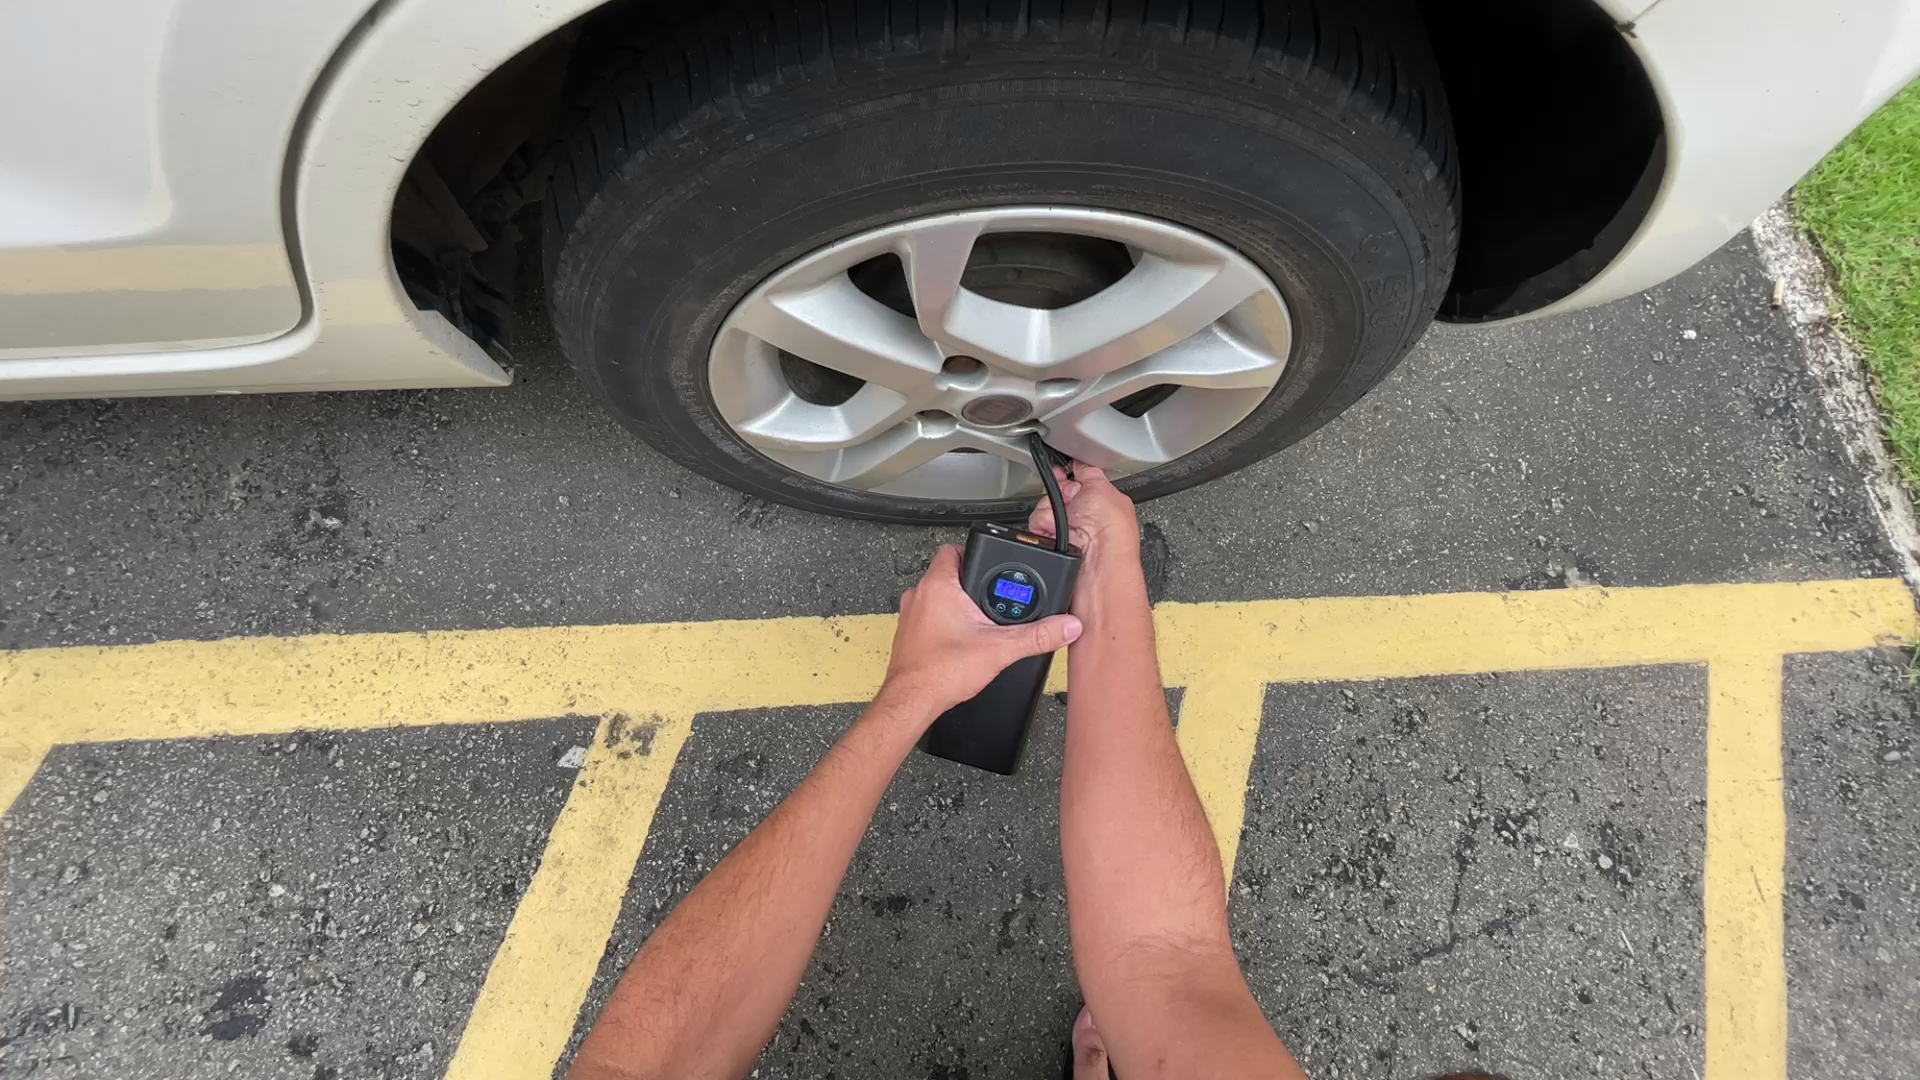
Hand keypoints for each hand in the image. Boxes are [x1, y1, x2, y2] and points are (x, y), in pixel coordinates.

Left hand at [880, 545, 1082, 714]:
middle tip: (992, 593)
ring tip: (980, 616)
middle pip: (949, 571)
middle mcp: (919, 595)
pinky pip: (929, 615)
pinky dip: (945, 620)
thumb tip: (1064, 626)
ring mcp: (911, 614)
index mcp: (938, 586)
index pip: (953, 549)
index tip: (993, 562)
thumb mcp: (1000, 650)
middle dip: (973, 580)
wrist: (912, 702)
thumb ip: (1037, 636)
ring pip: (938, 594)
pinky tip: (961, 637)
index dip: (976, 552)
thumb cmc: (940, 673)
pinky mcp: (909, 632)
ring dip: (958, 601)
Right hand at [1026, 463, 1140, 574]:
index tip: (1060, 469)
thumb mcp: (1104, 489)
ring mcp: (1065, 528)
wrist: (1096, 565)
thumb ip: (1090, 473)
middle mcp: (1082, 516)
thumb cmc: (1112, 534)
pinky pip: (1035, 523)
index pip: (1076, 479)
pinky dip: (1043, 524)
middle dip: (1059, 494)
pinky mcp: (1050, 540)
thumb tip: (1081, 463)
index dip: (1067, 473)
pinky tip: (1057, 532)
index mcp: (1100, 502)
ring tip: (1066, 523)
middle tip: (1072, 505)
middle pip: (1056, 491)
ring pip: (1043, 505)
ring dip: (1051, 511)